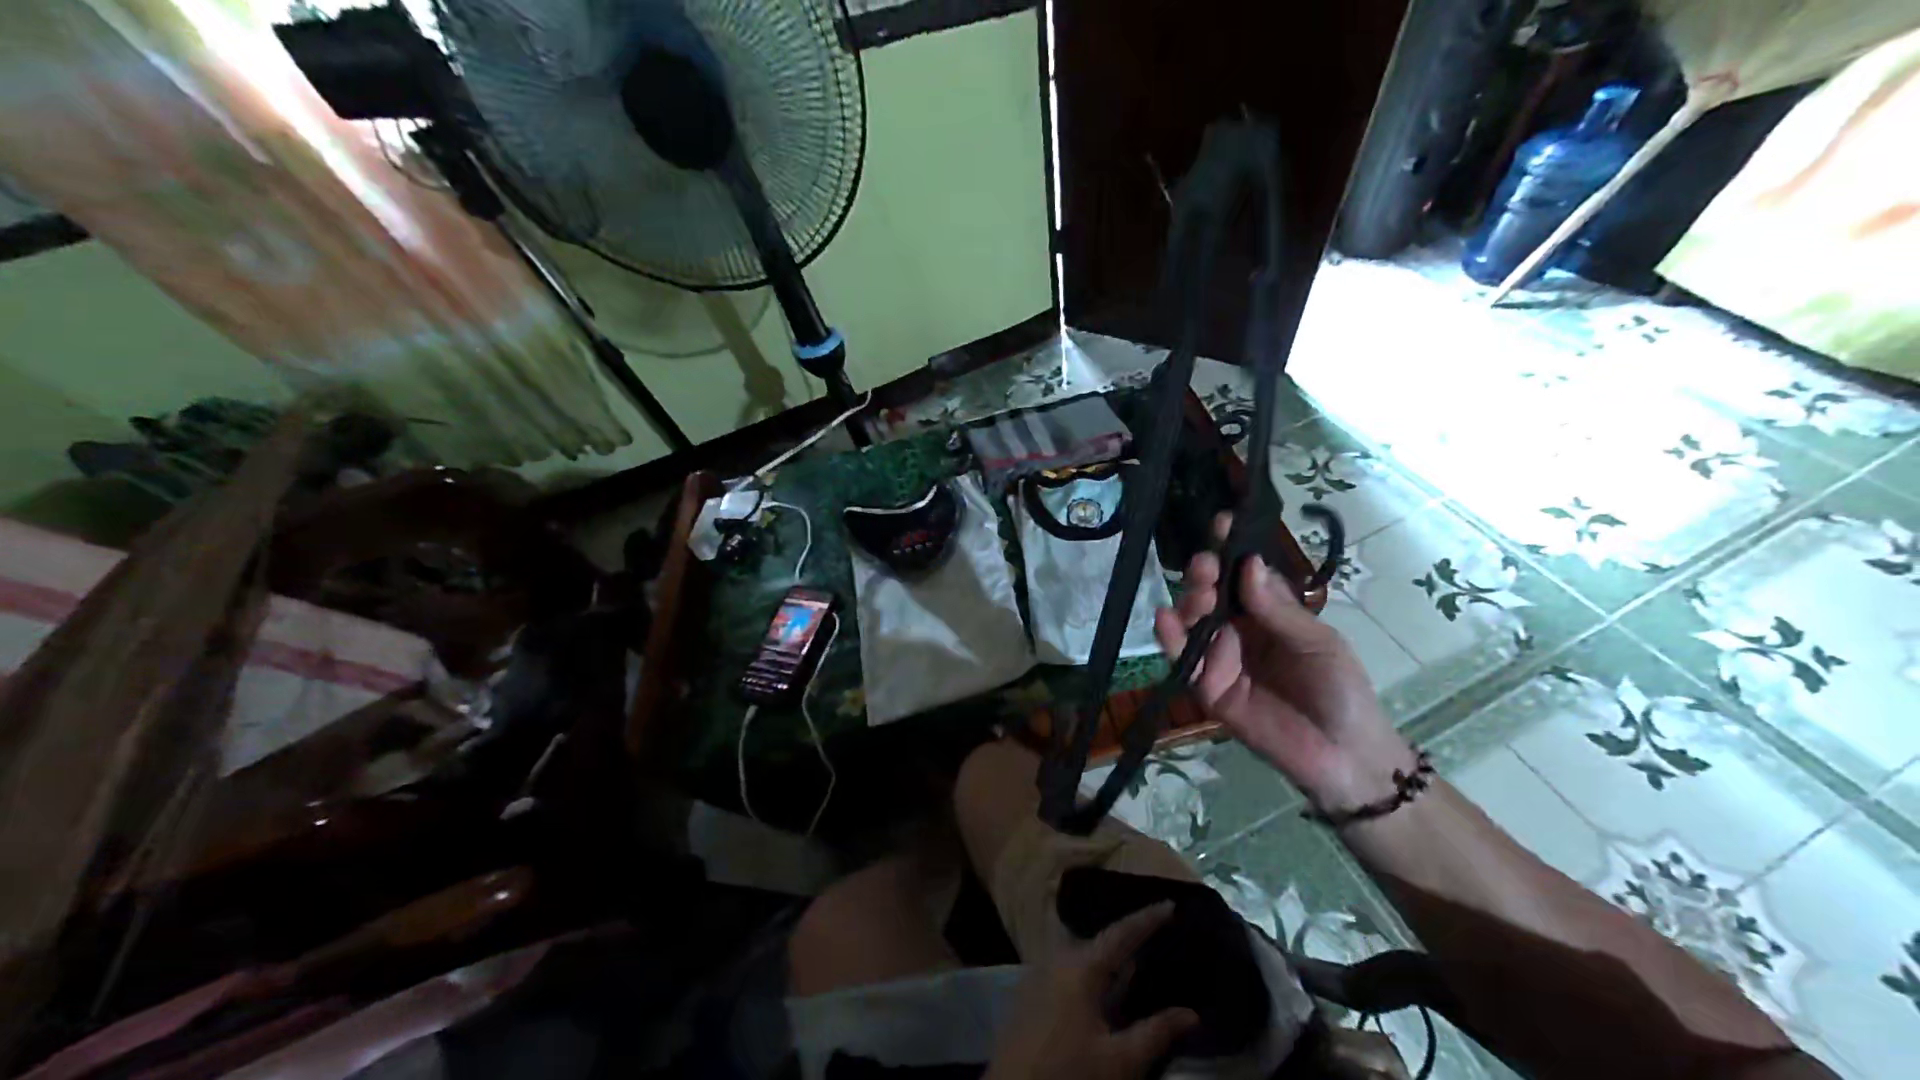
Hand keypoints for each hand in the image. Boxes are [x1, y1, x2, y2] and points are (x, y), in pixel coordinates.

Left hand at [983, 902, 1199, 1079]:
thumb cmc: (1069, 1075)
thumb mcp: (1120, 1061)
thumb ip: (1156, 1033)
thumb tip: (1191, 1013)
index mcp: (1079, 967)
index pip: (1120, 934)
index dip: (1146, 919)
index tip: (1171, 904)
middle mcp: (1056, 960)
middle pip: (1099, 941)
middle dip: (1127, 937)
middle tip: (1157, 932)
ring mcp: (1038, 974)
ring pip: (1081, 955)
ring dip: (1108, 957)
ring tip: (1137, 956)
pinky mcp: (1030, 993)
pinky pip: (1067, 969)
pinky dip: (1091, 971)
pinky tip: (1105, 987)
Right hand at [1153, 519, 1415, 811]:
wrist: (1344, 755)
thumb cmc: (1342, 690)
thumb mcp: (1319, 643)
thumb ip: (1279, 609)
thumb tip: (1248, 564)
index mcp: (1270, 613)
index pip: (1243, 575)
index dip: (1232, 550)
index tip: (1223, 524)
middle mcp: (1239, 630)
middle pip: (1212, 593)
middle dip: (1205, 574)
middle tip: (1206, 567)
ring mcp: (1219, 657)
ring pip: (1192, 620)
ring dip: (1188, 602)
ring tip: (1198, 597)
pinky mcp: (1205, 687)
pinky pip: (1182, 658)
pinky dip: (1170, 638)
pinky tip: (1165, 618)